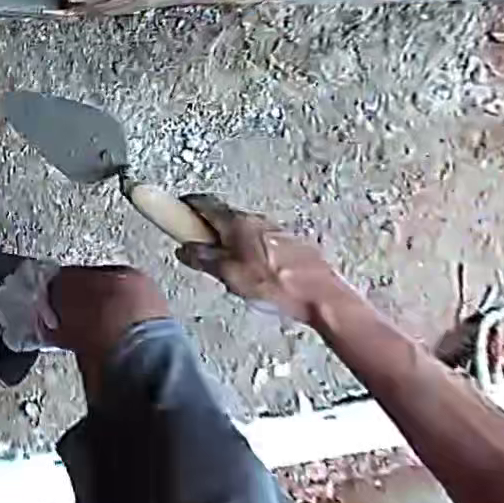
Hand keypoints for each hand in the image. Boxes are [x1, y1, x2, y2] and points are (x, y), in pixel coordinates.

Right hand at [175, 194, 353, 322]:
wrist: (325, 299)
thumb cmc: (275, 286)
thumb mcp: (228, 275)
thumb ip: (202, 259)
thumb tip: (183, 250)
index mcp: (238, 223)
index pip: (206, 203)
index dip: (189, 204)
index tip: (178, 206)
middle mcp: (258, 220)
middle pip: (226, 216)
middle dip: (210, 226)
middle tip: (200, 243)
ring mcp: (278, 231)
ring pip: (246, 229)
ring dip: (232, 238)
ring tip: (229, 262)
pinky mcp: (295, 244)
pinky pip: (264, 240)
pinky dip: (252, 247)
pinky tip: (256, 269)